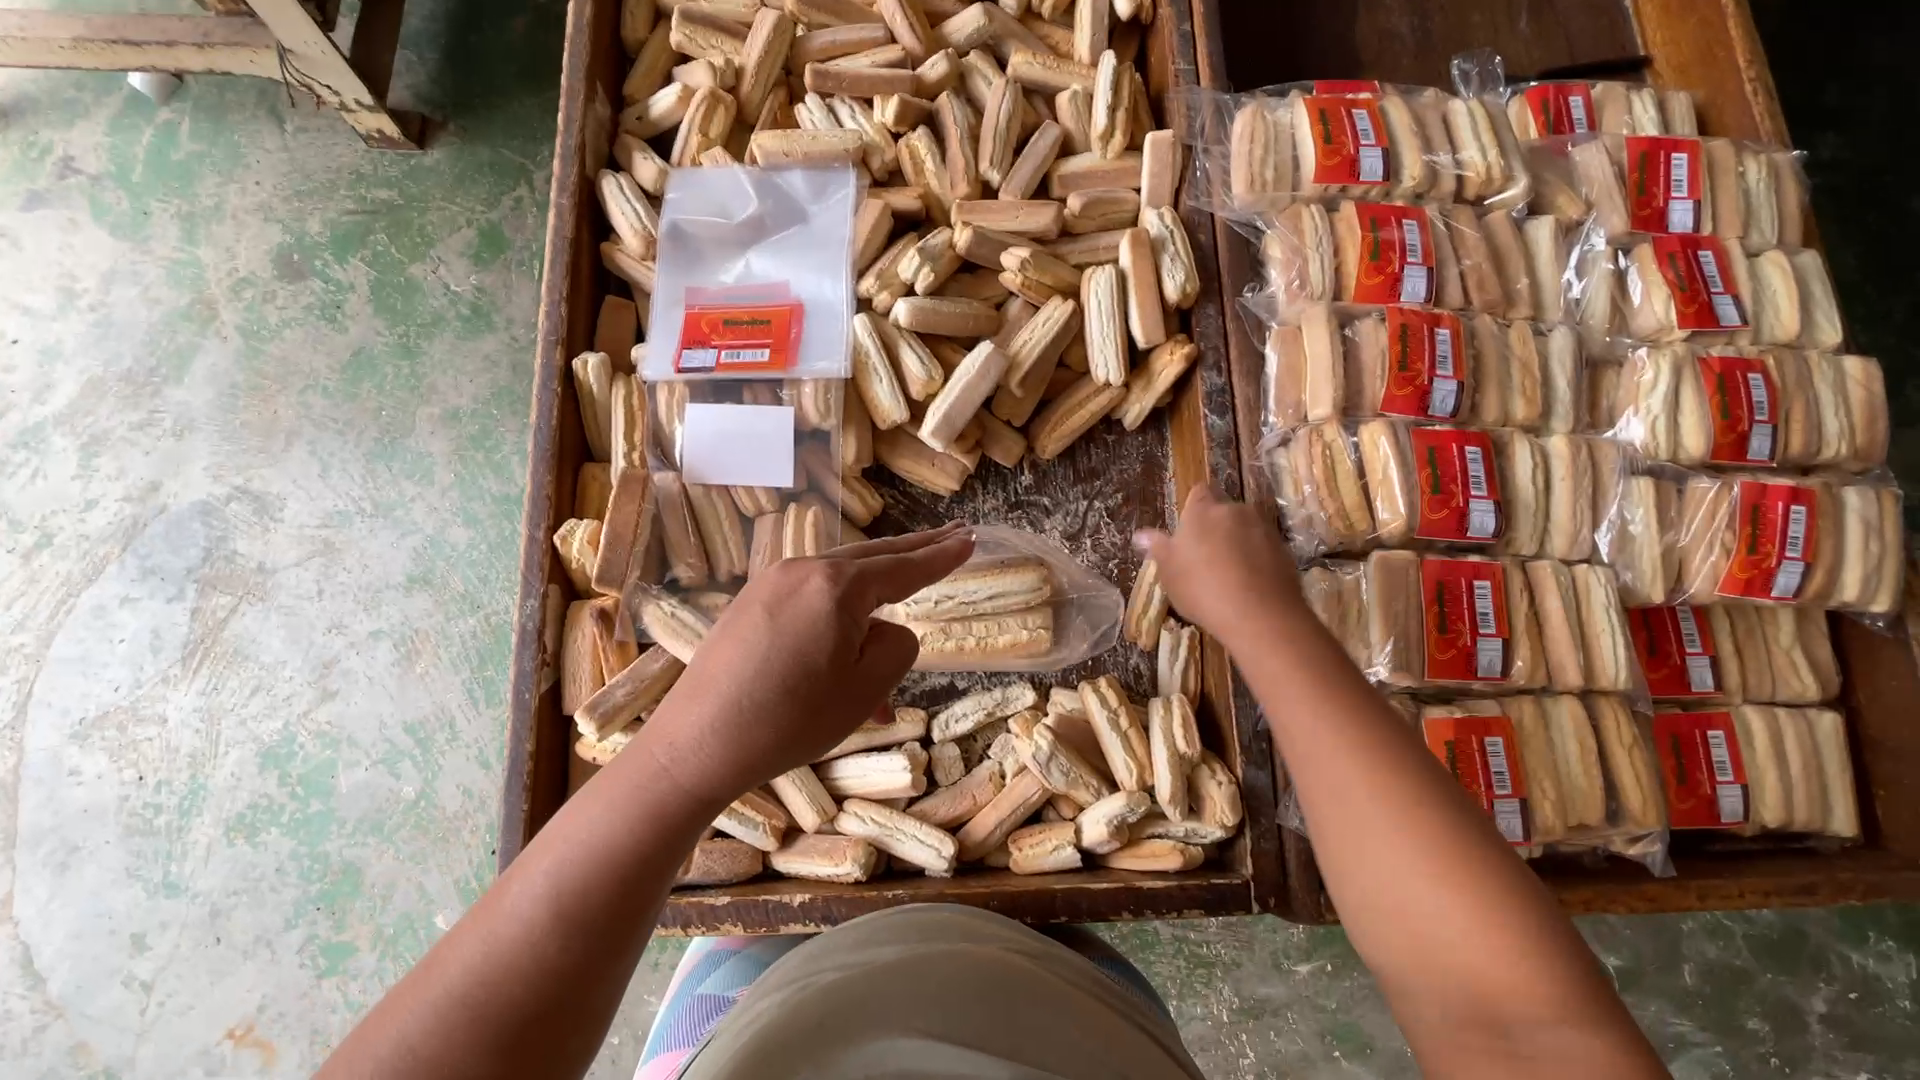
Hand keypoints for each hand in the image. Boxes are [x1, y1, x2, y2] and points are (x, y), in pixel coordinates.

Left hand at [634, 524, 974, 806]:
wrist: (697, 744)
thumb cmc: (791, 719)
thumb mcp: (865, 687)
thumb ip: (896, 646)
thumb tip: (884, 628)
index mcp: (837, 585)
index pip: (904, 567)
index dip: (941, 557)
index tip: (969, 539)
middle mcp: (802, 570)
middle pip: (872, 557)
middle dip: (915, 550)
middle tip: (951, 533)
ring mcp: (770, 584)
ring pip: (837, 585)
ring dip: (870, 603)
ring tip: (896, 620)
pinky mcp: (748, 605)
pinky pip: (807, 601)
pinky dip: (834, 620)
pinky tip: (840, 658)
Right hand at [1135, 487, 1303, 649]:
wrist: (1259, 614)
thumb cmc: (1202, 588)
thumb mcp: (1169, 571)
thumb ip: (1158, 548)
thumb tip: (1140, 535)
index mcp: (1203, 511)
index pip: (1199, 492)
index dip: (1194, 506)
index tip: (1189, 528)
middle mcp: (1235, 511)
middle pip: (1224, 511)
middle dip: (1216, 527)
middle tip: (1204, 557)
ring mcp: (1263, 529)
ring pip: (1246, 529)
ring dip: (1238, 543)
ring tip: (1228, 575)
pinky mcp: (1284, 550)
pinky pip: (1264, 548)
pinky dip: (1257, 559)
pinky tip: (1249, 585)